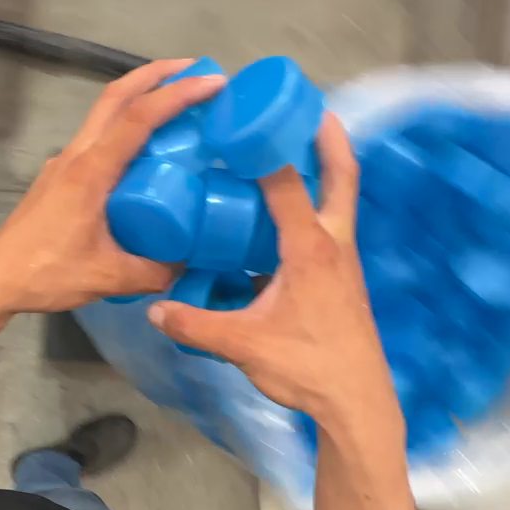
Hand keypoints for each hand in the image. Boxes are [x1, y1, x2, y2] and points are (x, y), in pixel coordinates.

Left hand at [0, 59, 226, 313]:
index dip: (178, 94)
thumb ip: (152, 272)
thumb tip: (186, 265)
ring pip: (102, 115)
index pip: (138, 117)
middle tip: (195, 70)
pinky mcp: (57, 179)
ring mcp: (62, 165)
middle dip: (156, 75)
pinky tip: (141, 151)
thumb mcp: (107, 277)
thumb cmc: (45, 273)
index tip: (213, 82)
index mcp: (90, 171)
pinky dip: (122, 129)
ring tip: (174, 104)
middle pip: (115, 97)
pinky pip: (95, 140)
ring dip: (138, 99)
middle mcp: (75, 156)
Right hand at [147, 114, 401, 437]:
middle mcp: (333, 245)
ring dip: (322, 173)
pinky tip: (280, 224)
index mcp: (310, 249)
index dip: (264, 151)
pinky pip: (327, 231)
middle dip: (326, 139)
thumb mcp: (243, 345)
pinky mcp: (340, 281)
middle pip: (341, 177)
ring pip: (338, 203)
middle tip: (308, 107)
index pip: (287, 185)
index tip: (240, 124)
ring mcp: (342, 263)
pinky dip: (311, 211)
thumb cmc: (306, 366)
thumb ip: (195, 325)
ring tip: (290, 155)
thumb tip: (154, 310)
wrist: (355, 402)